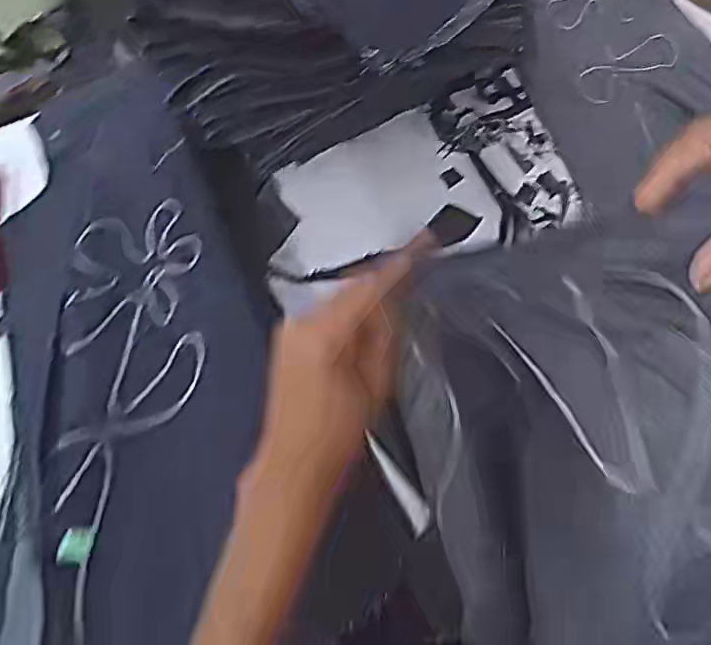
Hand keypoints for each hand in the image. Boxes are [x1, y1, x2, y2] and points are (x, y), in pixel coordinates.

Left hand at [250, 241, 424, 490]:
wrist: (293, 466)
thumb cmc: (331, 438)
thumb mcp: (376, 384)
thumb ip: (386, 333)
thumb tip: (395, 300)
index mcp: (323, 333)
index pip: (370, 285)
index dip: (401, 263)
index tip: (421, 245)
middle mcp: (300, 323)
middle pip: (354, 285)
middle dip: (384, 282)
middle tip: (412, 276)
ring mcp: (290, 327)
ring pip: (341, 295)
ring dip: (367, 297)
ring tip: (387, 321)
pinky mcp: (289, 334)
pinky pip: (327, 308)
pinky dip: (349, 310)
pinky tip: (363, 330)